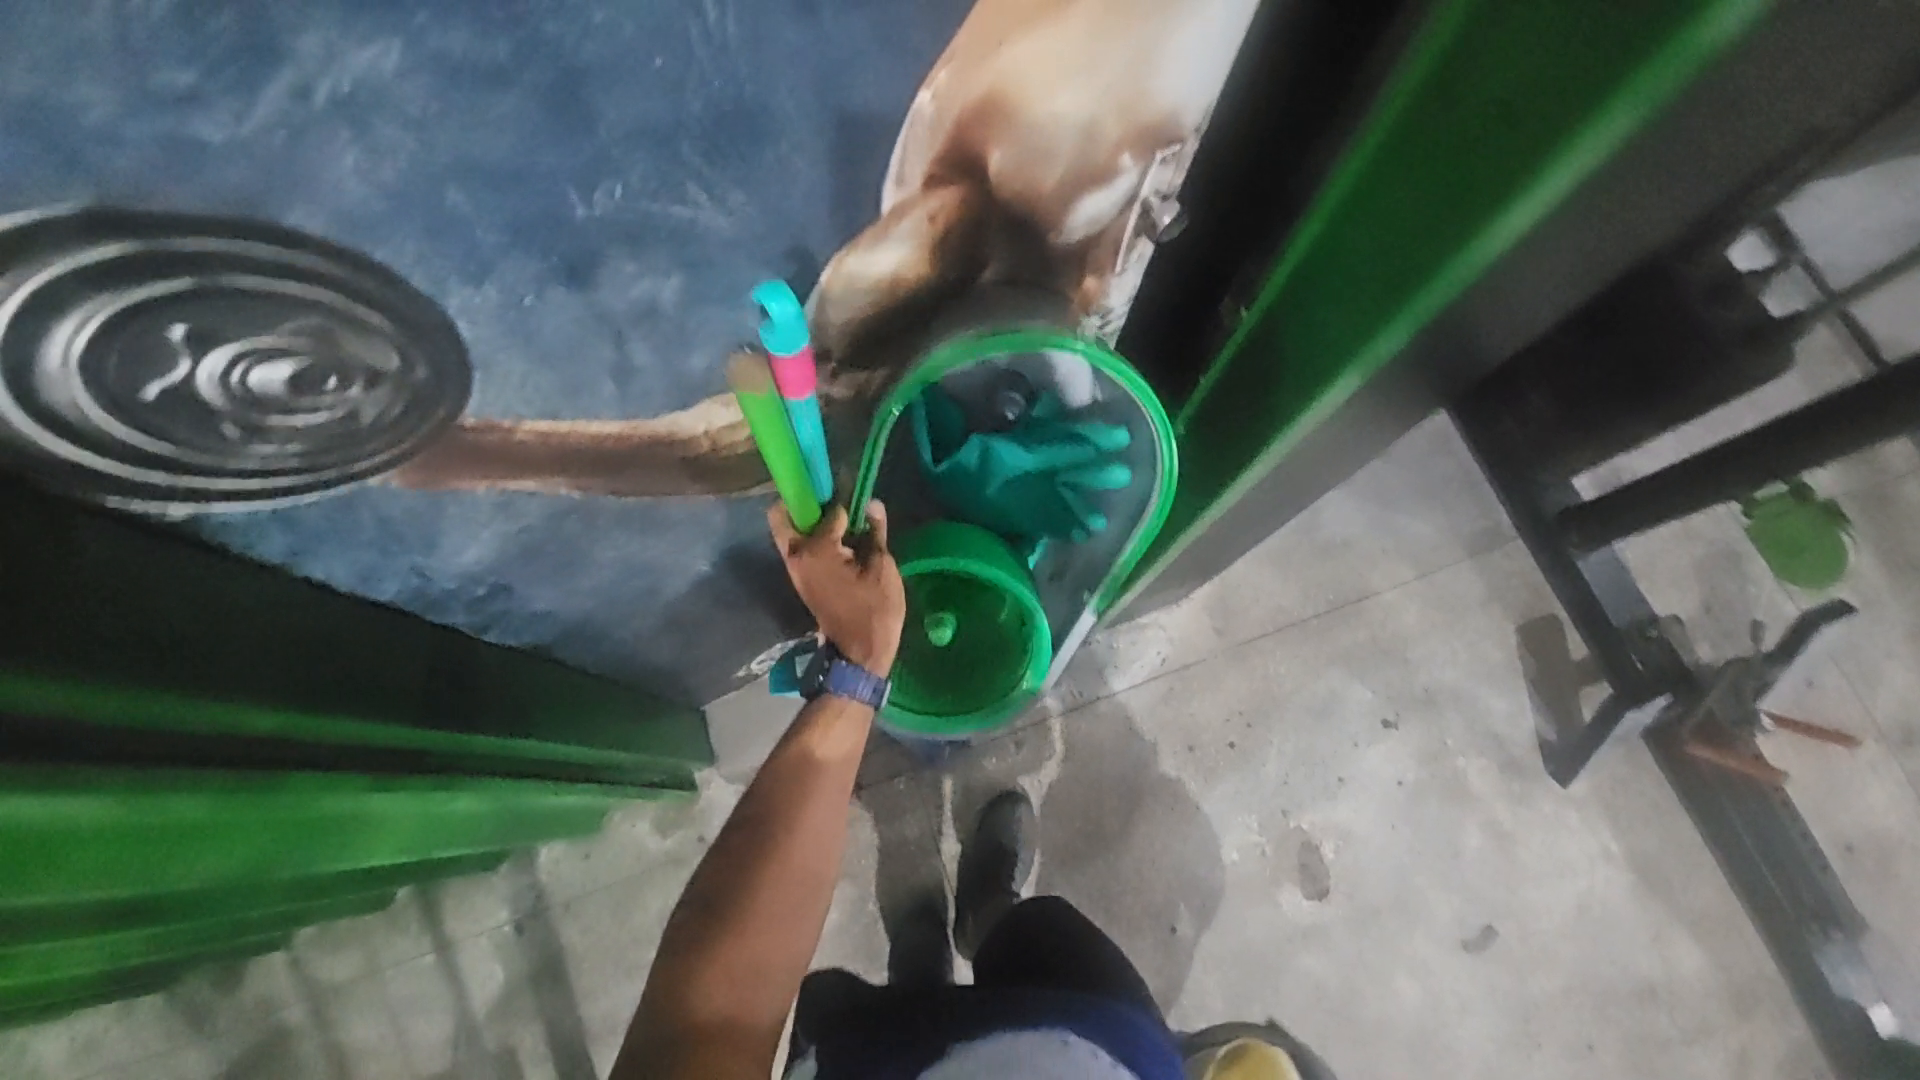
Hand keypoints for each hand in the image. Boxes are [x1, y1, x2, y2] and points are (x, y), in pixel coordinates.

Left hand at [769, 501, 905, 674]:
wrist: (859, 653)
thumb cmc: (874, 610)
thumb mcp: (881, 567)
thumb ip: (874, 532)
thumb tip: (872, 503)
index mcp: (814, 550)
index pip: (827, 510)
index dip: (844, 499)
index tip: (856, 490)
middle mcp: (796, 556)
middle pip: (783, 515)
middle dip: (805, 502)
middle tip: (834, 500)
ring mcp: (795, 569)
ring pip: (789, 531)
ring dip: (808, 519)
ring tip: (840, 518)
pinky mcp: (801, 580)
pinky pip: (799, 547)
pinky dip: (812, 537)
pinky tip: (841, 539)